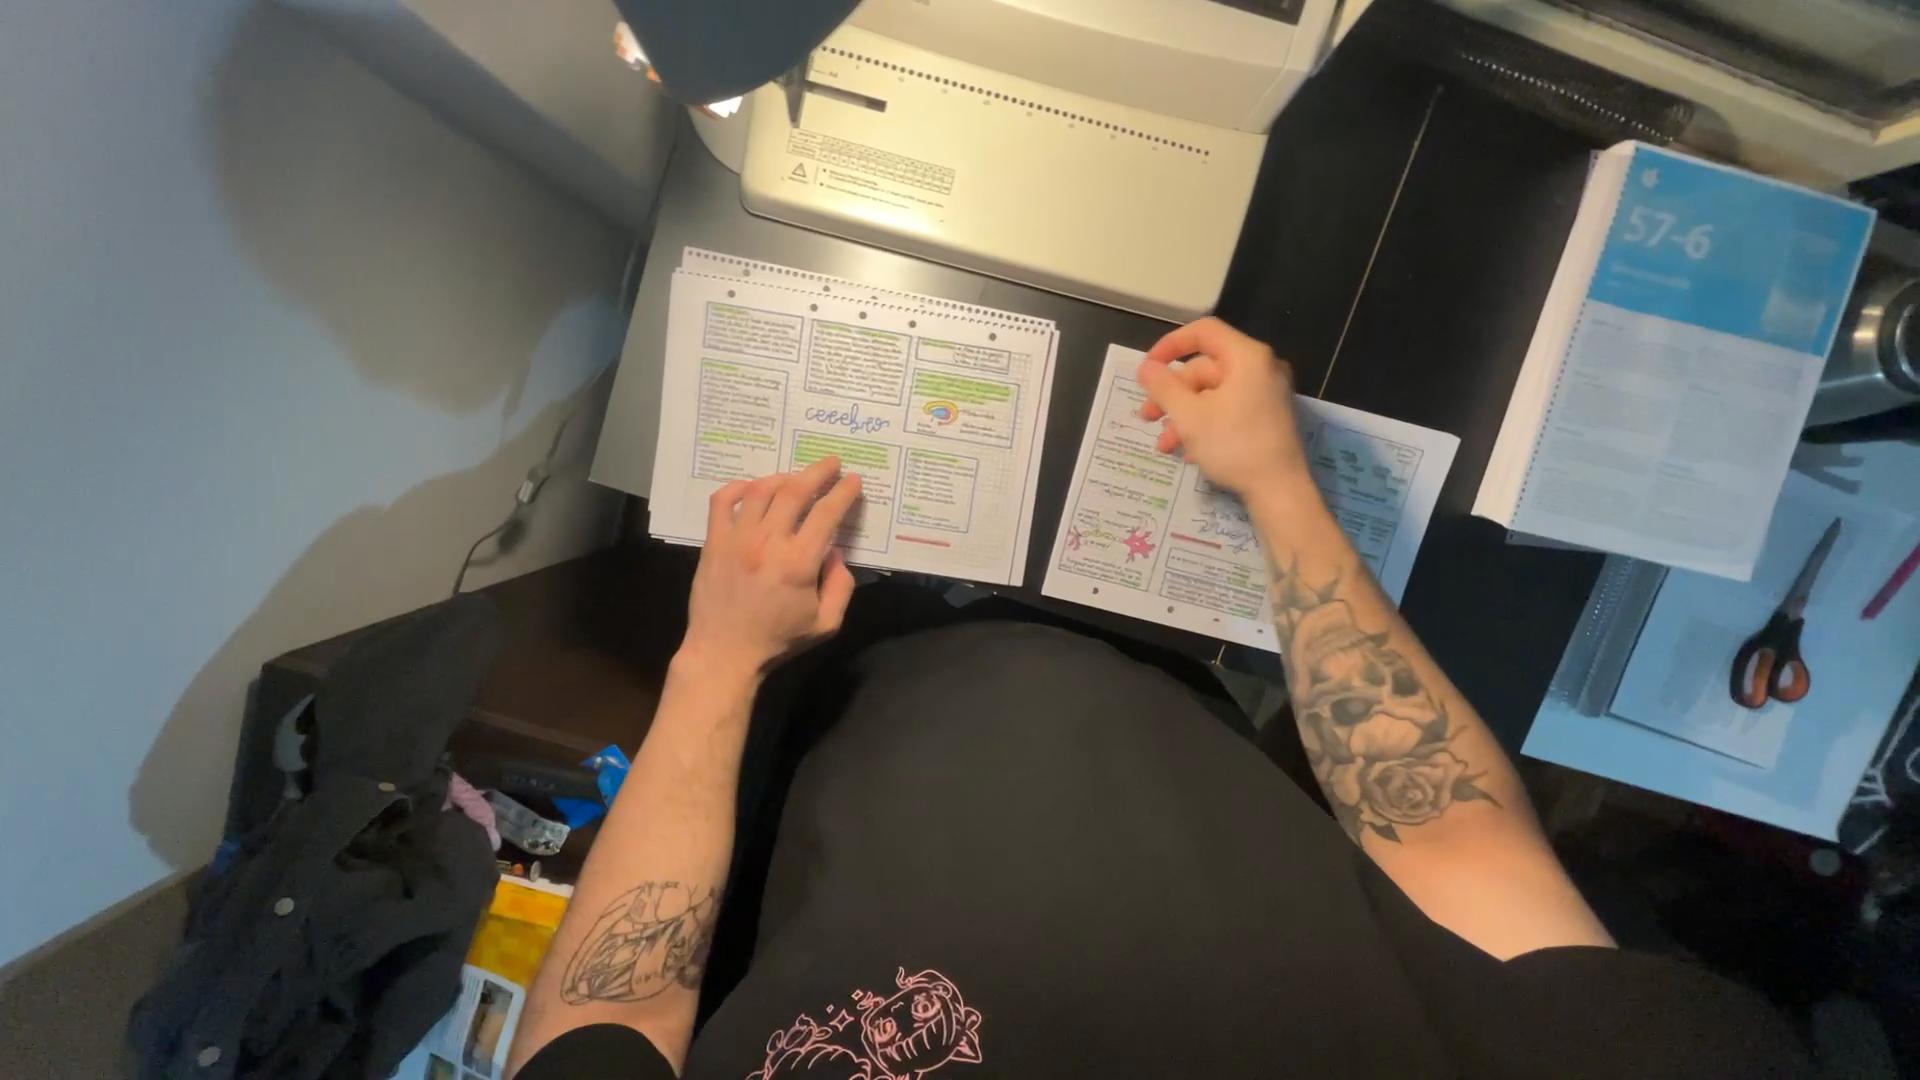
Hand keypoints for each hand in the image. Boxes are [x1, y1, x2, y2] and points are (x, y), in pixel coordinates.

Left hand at [679, 457, 862, 682]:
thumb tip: (836, 553)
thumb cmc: (778, 641)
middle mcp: (768, 543)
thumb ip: (841, 586)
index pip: (826, 513)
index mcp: (799, 563)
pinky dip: (739, 487)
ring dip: (783, 477)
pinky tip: (753, 487)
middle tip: (831, 463)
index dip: (844, 492)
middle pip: (795, 491)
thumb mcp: (826, 623)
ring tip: (796, 477)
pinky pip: (723, 501)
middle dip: (818, 472)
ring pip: (761, 490)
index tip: (853, 481)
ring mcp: (736, 539)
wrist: (724, 653)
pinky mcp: (713, 542)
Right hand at [1136, 317, 1312, 501]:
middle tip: (1147, 418)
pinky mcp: (1267, 417)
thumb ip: (1164, 387)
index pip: (1203, 332)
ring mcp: (1266, 394)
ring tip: (1165, 445)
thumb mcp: (1190, 417)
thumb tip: (1145, 367)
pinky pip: (1228, 409)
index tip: (1147, 368)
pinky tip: (1189, 452)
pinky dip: (1204, 424)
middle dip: (1172, 395)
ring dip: (1183, 416)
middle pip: (1205, 369)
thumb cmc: (1234, 446)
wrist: (1279, 490)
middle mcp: (1260, 369)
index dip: (1170, 345)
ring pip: (1213, 394)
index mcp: (1247, 358)